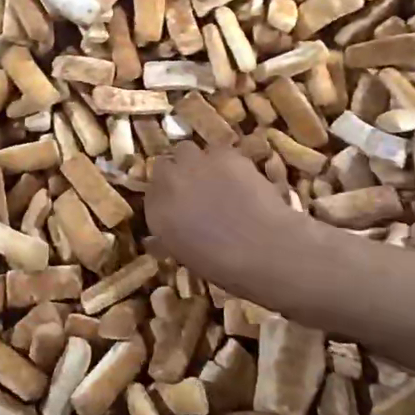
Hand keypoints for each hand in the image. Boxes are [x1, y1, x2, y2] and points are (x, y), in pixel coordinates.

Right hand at [145, 141, 301, 285]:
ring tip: (214, 176)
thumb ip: (171, 234)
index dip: (165, 195)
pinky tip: (238, 176)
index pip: (151, 192)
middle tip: (194, 187)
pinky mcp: (225, 154)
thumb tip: (169, 229)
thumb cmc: (224, 265)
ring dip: (196, 161)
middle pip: (164, 165)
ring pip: (187, 150)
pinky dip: (224, 161)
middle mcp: (170, 182)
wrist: (263, 247)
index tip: (177, 203)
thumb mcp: (185, 255)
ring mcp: (196, 164)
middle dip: (176, 172)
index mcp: (157, 212)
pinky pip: (217, 151)